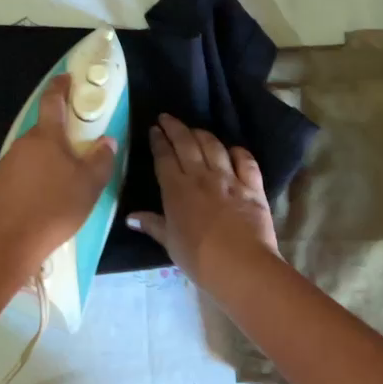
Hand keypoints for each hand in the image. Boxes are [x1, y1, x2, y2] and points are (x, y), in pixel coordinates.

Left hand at [0, 74, 117, 274]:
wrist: (7, 239)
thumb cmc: (54, 207)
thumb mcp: (89, 185)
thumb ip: (101, 160)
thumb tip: (106, 141)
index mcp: (46, 136)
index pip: (53, 101)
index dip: (61, 87)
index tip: (67, 78)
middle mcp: (23, 143)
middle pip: (43, 130)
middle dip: (59, 134)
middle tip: (77, 147)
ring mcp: (6, 163)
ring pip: (31, 153)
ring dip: (46, 159)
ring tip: (63, 179)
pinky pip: (21, 173)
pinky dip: (33, 178)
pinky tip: (42, 197)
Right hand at [127, 114, 280, 285]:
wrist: (242, 266)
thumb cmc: (199, 258)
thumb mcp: (169, 243)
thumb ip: (152, 225)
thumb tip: (129, 217)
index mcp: (176, 189)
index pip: (164, 156)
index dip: (158, 140)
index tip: (153, 129)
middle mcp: (201, 176)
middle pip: (186, 143)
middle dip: (175, 127)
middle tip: (167, 118)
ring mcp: (229, 179)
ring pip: (213, 146)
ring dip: (202, 134)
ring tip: (195, 130)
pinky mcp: (252, 187)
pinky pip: (246, 161)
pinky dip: (238, 152)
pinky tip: (232, 150)